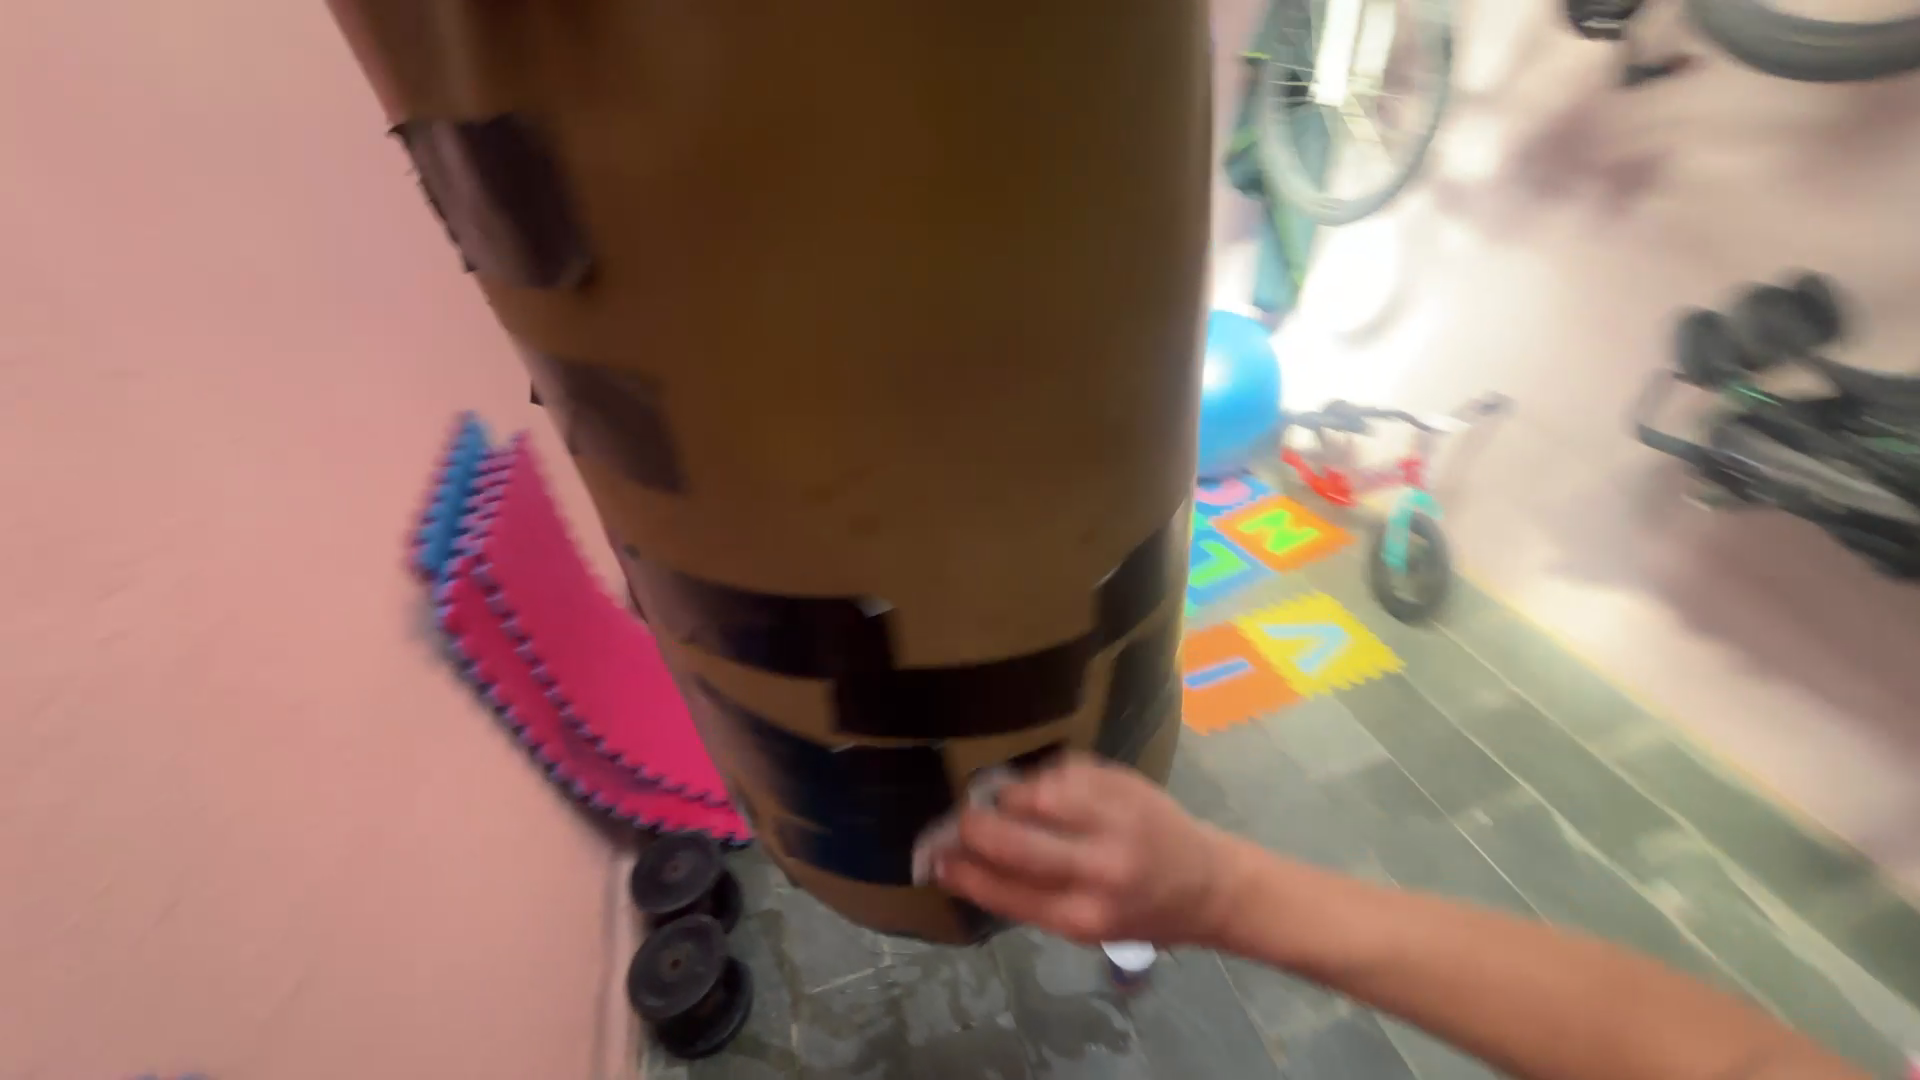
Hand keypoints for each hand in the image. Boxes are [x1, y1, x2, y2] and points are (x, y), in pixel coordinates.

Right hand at [933, 752, 1242, 946]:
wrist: (1208, 881)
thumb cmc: (1140, 912)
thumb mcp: (1086, 925)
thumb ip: (1029, 894)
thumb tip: (965, 860)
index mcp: (1084, 914)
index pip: (1004, 890)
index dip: (961, 871)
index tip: (935, 858)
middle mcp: (1100, 867)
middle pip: (1012, 838)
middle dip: (972, 826)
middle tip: (958, 821)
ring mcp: (1114, 817)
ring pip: (1034, 793)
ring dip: (1008, 797)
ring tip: (1005, 802)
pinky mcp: (1122, 781)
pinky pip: (1061, 770)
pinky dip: (1040, 779)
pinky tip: (1042, 790)